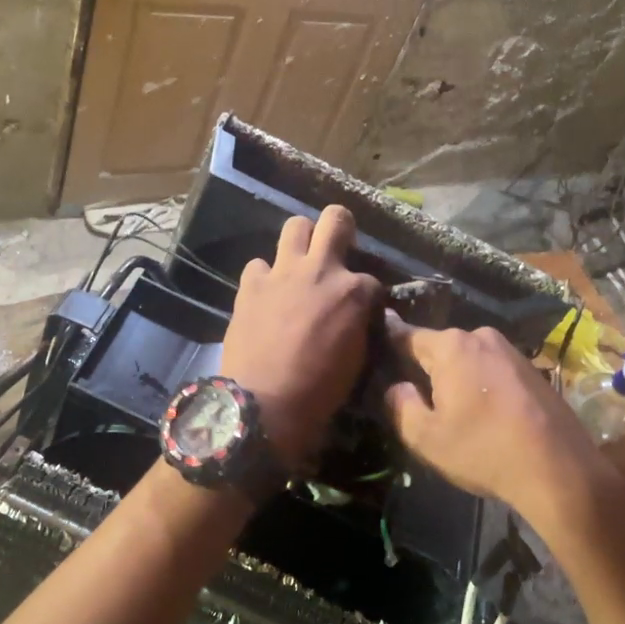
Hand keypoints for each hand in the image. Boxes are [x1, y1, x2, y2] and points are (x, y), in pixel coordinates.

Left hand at [219, 206, 382, 464]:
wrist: (264, 404)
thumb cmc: (319, 392)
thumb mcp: (356, 358)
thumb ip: (359, 325)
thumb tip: (358, 316)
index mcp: (353, 291)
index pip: (373, 279)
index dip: (369, 296)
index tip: (363, 310)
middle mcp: (321, 269)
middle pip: (336, 218)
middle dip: (341, 226)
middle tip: (338, 244)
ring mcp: (283, 272)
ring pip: (295, 225)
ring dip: (301, 239)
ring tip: (300, 260)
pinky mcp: (251, 283)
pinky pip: (259, 264)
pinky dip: (265, 276)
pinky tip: (266, 293)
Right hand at [382, 312, 618, 522]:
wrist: (559, 469)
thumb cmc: (484, 450)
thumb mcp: (428, 439)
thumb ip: (401, 407)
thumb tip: (396, 387)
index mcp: (451, 346)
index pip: (408, 336)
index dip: (390, 342)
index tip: (378, 342)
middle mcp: (480, 336)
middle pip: (441, 348)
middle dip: (428, 369)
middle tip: (420, 401)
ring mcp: (511, 351)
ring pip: (470, 360)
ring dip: (460, 380)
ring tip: (457, 414)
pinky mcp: (533, 370)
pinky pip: (495, 372)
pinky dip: (485, 387)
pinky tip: (489, 417)